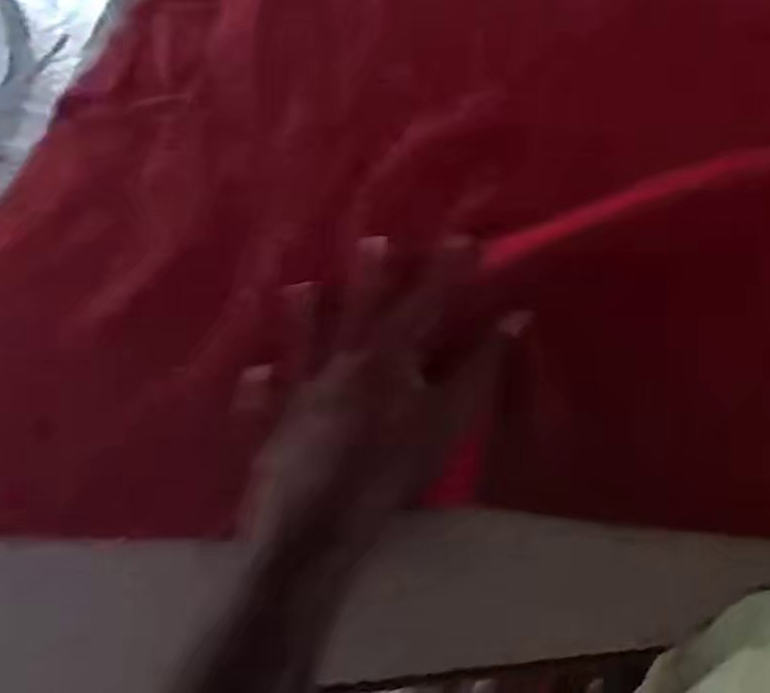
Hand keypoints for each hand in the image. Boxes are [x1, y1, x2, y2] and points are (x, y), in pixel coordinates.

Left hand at [243, 236, 518, 558]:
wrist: (316, 530)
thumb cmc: (393, 466)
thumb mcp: (451, 413)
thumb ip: (482, 362)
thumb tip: (514, 315)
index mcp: (387, 358)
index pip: (425, 302)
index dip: (446, 270)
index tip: (464, 239)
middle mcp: (340, 365)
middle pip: (358, 311)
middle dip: (372, 275)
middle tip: (373, 240)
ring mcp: (301, 397)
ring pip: (305, 346)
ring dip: (305, 315)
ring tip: (302, 287)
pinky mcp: (276, 433)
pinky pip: (265, 401)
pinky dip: (260, 385)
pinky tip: (254, 372)